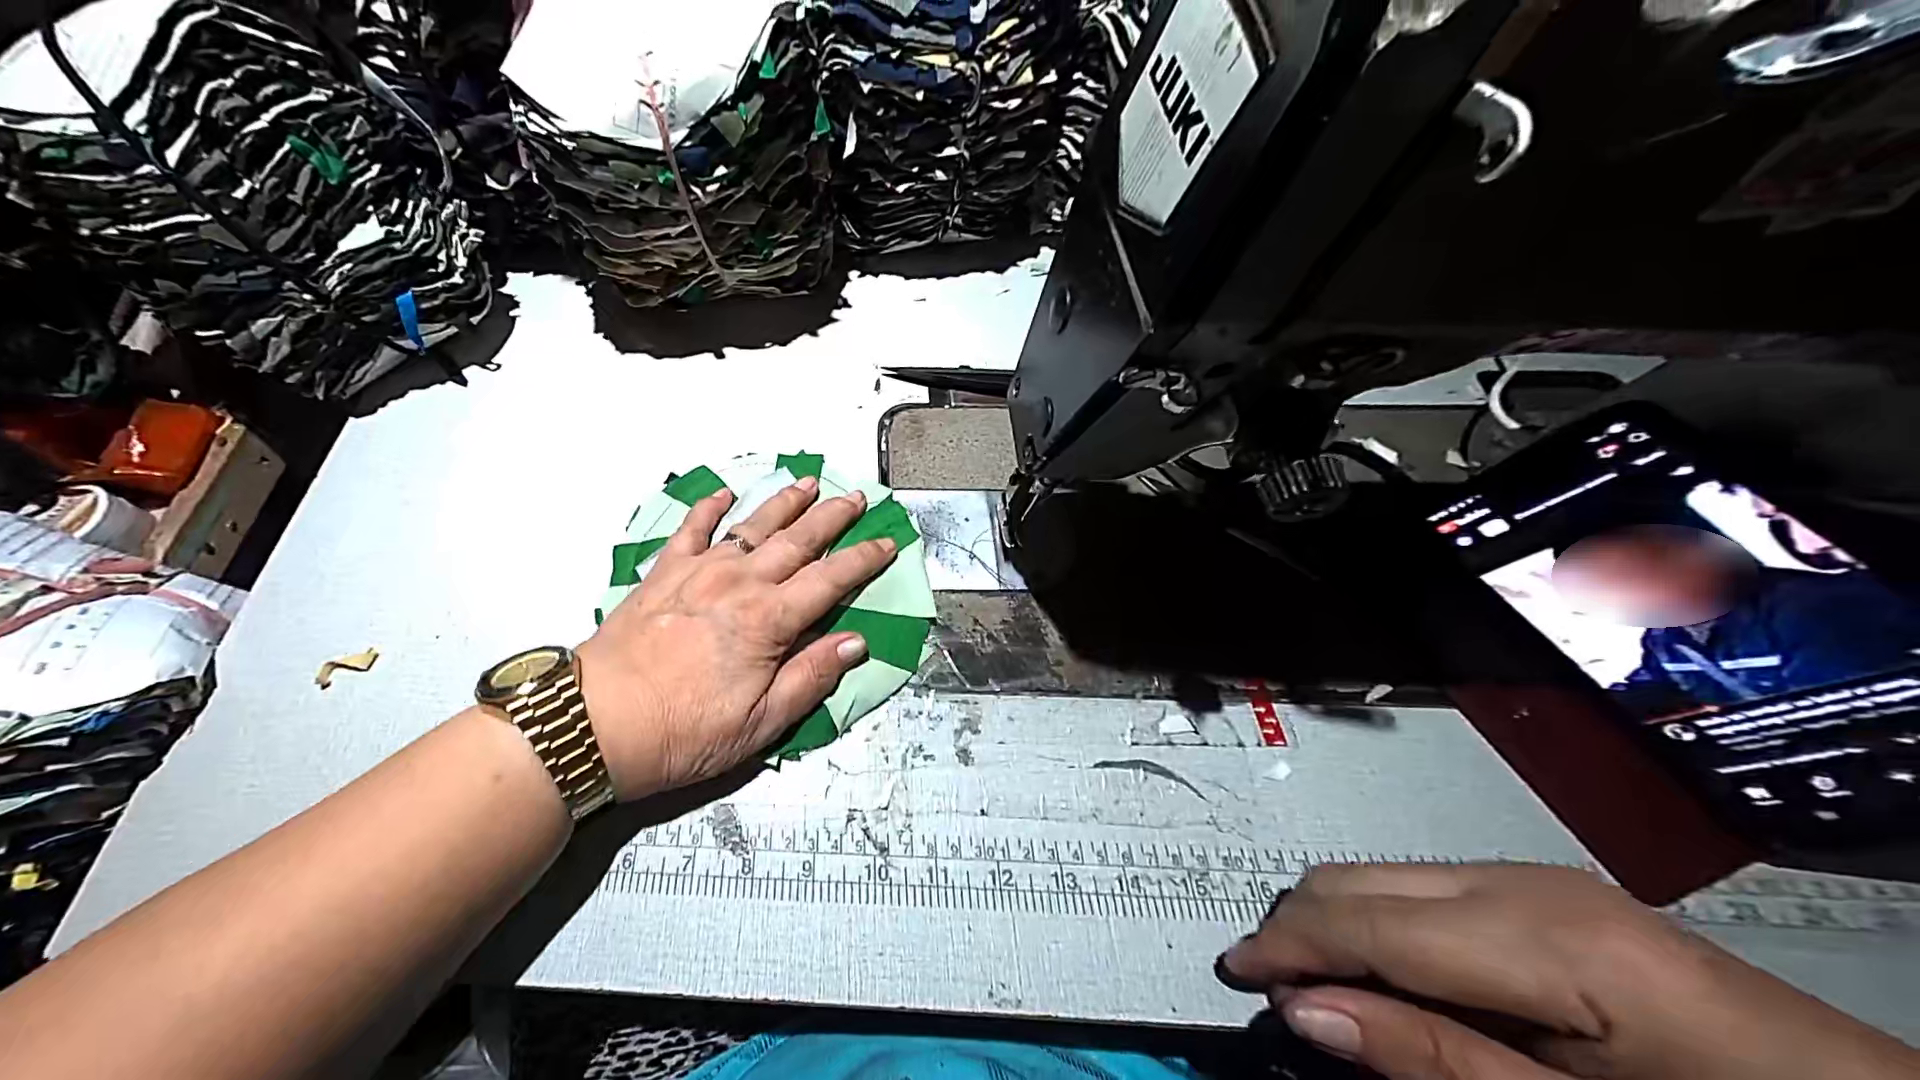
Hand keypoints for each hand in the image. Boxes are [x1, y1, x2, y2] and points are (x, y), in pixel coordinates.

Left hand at [576, 478, 896, 798]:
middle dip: (832, 517)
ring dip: (784, 503)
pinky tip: (722, 494)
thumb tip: (854, 643)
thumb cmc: (682, 731)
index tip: (886, 543)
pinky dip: (708, 508)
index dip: (864, 560)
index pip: (831, 579)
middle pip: (798, 541)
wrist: (595, 725)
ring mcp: (699, 573)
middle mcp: (739, 584)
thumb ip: (811, 677)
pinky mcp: (663, 574)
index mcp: (768, 620)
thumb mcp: (761, 722)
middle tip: (856, 498)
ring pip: (752, 526)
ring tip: (807, 483)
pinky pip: (691, 530)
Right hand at [1216, 863, 1918, 1079]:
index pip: (1366, 920)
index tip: (1236, 974)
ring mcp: (1528, 875)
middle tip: (1270, 986)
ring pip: (1379, 875)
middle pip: (1358, 878)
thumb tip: (1305, 1011)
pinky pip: (1418, 888)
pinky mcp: (1535, 886)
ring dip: (1335, 923)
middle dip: (1299, 925)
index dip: (1289, 943)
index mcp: (1540, 937)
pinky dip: (1378, 923)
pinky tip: (1385, 971)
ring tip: (1320, 983)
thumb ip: (1431, 1058)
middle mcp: (1519, 880)